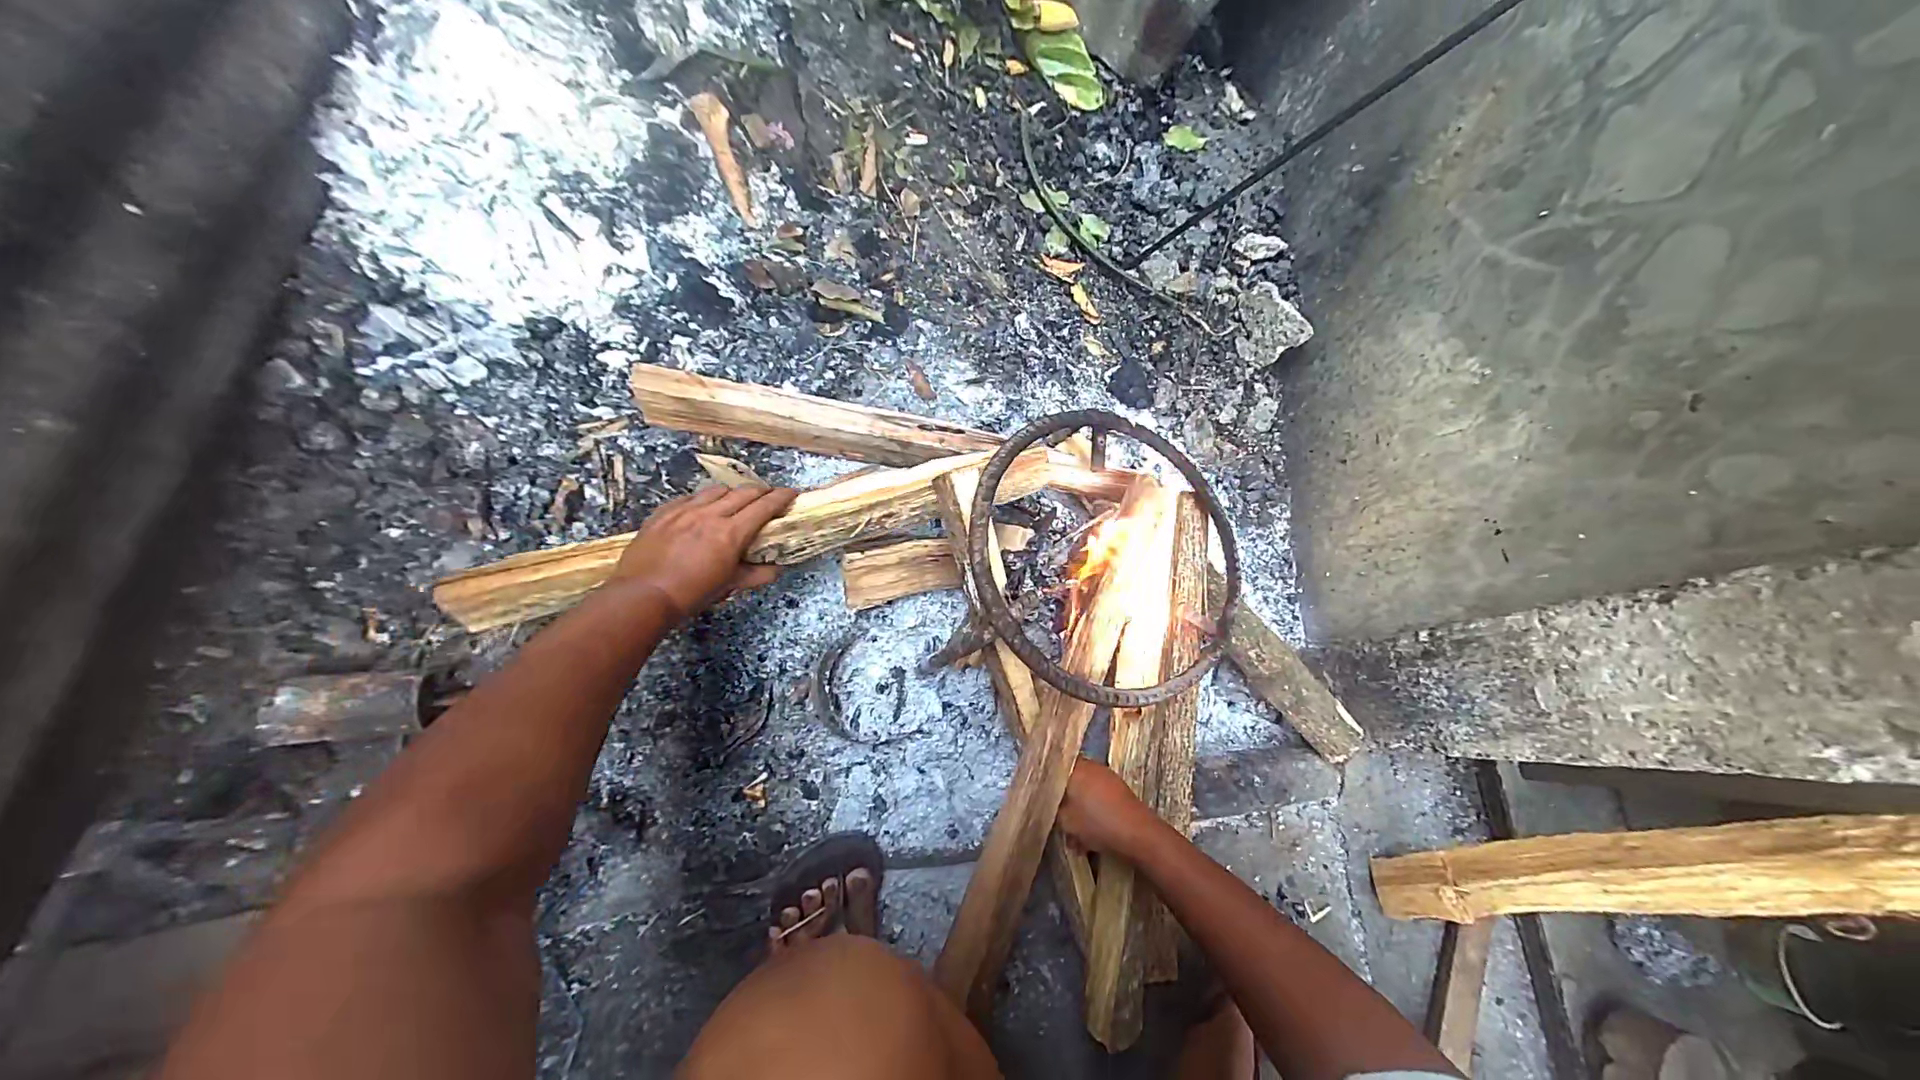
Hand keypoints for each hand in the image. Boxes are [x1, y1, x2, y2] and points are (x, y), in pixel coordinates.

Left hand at [612, 485, 797, 620]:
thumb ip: (756, 575)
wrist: (643, 595)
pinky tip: (702, 508)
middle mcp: (711, 515)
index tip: (791, 494)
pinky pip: (690, 497)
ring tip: (735, 501)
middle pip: (743, 492)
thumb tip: (776, 569)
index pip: (764, 506)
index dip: (781, 497)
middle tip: (768, 497)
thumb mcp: (728, 587)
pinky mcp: (664, 512)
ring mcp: (685, 510)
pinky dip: (704, 499)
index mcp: (732, 533)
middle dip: (761, 492)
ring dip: (732, 493)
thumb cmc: (691, 595)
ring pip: (716, 490)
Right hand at [1055, 759, 1162, 857]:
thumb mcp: (1065, 821)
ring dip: (1078, 803)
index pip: (1053, 767)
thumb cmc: (1097, 824)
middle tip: (1056, 813)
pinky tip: (1091, 829)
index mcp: (1075, 768)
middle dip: (1063, 794)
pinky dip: (1092, 808)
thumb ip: (1054, 809)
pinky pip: (1098, 795)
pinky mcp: (1120, 789)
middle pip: (1070, 777)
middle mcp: (1091, 766)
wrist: (1138, 833)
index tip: (1041, 795)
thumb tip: (1051, 803)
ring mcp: (1108, 776)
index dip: (1046, 781)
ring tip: (1074, 827)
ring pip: (1085, 787)